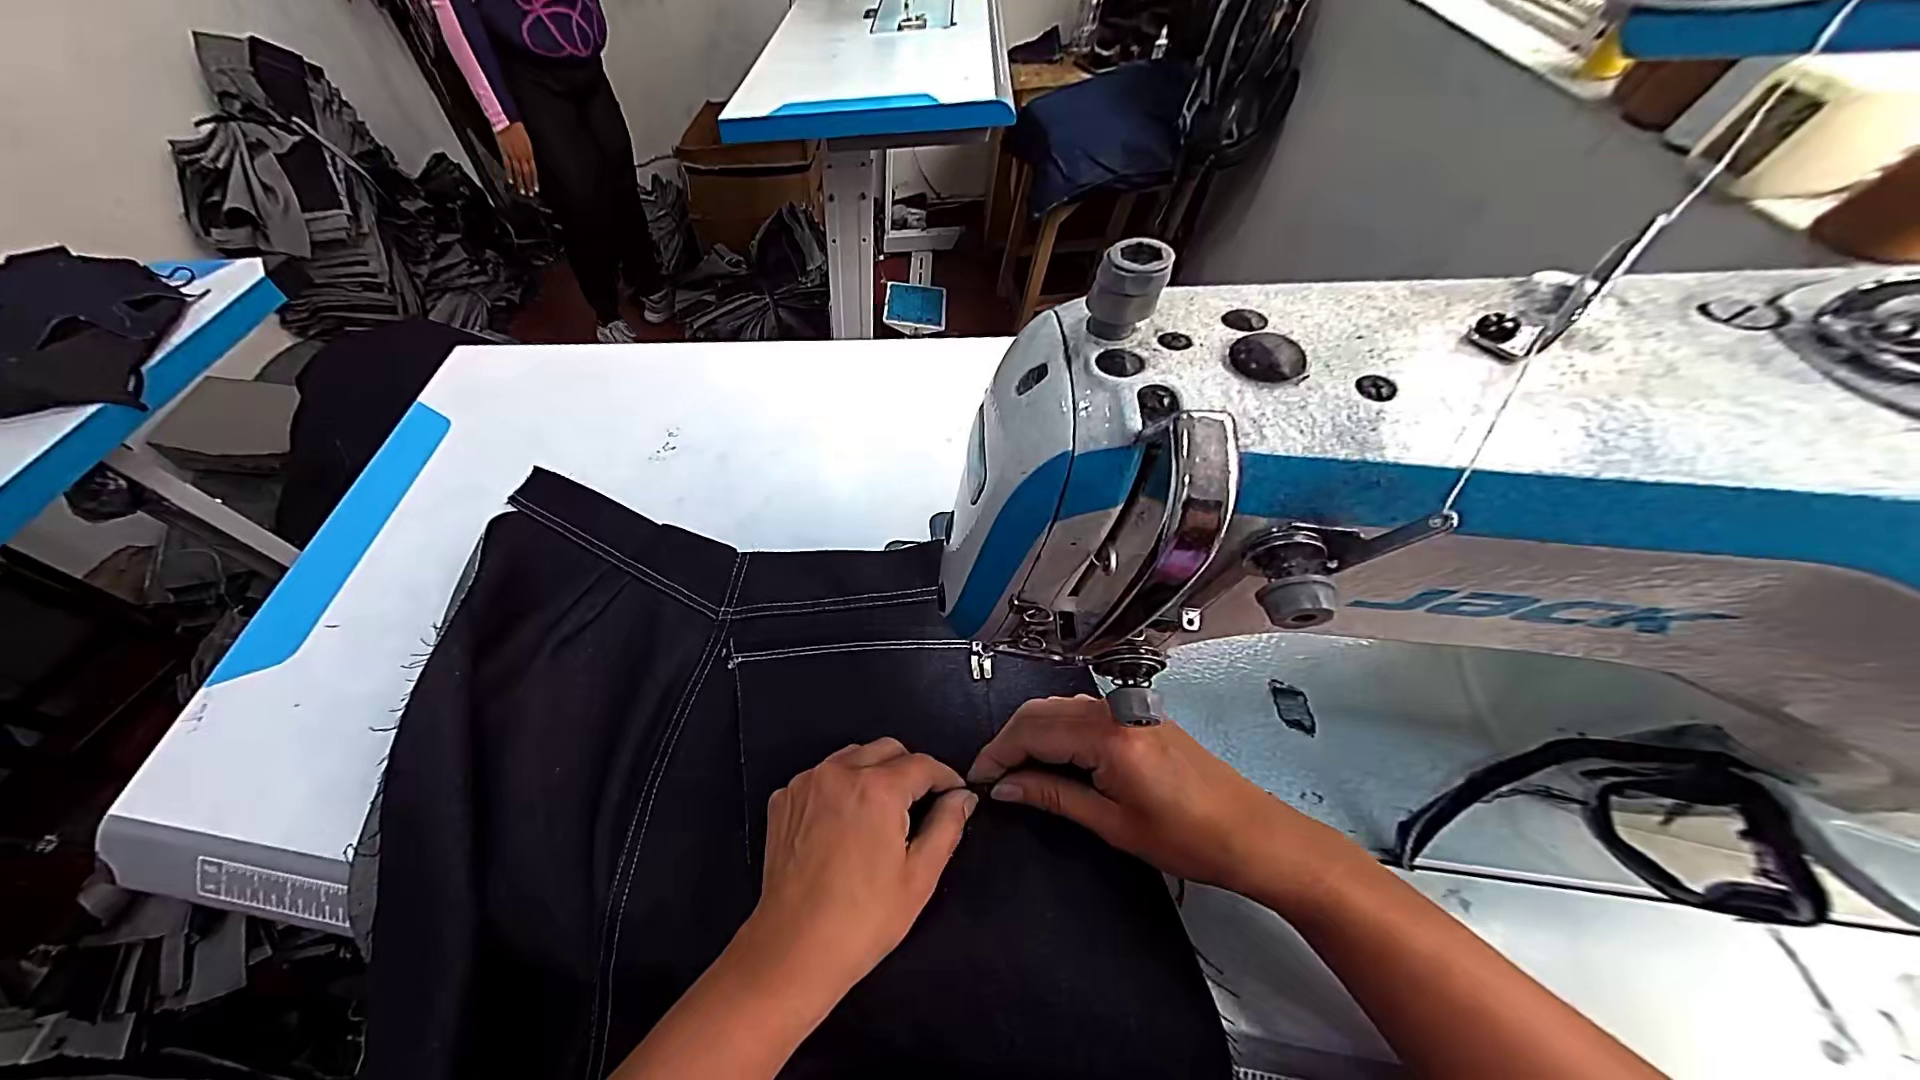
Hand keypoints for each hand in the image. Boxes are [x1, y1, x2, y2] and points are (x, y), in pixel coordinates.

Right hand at [495, 121, 537, 195]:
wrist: (507, 121)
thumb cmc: (517, 130)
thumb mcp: (527, 143)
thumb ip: (528, 154)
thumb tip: (529, 162)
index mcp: (530, 154)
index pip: (534, 171)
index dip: (535, 181)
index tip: (536, 189)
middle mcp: (523, 156)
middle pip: (527, 174)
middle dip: (528, 185)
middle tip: (530, 194)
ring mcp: (513, 155)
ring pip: (518, 172)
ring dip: (520, 183)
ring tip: (522, 191)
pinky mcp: (504, 152)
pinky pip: (507, 165)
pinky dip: (509, 174)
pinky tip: (510, 181)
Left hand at [740, 738, 975, 996]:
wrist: (793, 952)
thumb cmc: (863, 920)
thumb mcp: (920, 876)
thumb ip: (947, 825)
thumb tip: (963, 796)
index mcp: (877, 788)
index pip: (923, 764)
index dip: (946, 777)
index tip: (956, 794)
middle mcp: (839, 772)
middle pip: (888, 749)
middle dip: (911, 769)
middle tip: (921, 805)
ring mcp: (806, 783)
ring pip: (854, 756)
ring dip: (875, 771)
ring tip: (883, 813)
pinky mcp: (783, 799)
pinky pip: (823, 775)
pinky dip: (840, 786)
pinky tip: (845, 822)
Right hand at [968, 696, 1366, 905]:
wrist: (1254, 834)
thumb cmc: (1189, 837)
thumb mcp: (1113, 823)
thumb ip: (1054, 796)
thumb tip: (1007, 788)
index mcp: (1107, 736)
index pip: (1032, 732)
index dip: (997, 754)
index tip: (978, 778)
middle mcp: (1114, 710)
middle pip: (1040, 711)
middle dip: (1008, 740)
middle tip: (991, 776)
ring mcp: (1129, 708)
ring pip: (1059, 708)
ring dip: (1032, 732)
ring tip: (1017, 771)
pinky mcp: (1140, 714)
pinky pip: (1082, 712)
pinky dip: (1057, 729)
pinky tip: (1053, 755)